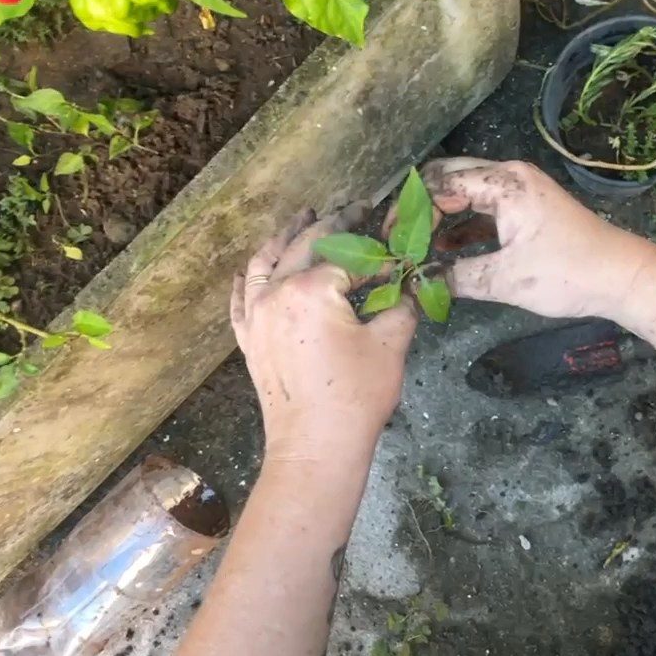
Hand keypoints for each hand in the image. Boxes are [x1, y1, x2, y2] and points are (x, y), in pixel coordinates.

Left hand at [231, 206, 417, 466]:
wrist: (314, 448)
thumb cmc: (356, 397)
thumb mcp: (391, 345)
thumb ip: (402, 304)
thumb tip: (414, 283)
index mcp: (312, 289)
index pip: (349, 255)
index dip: (377, 249)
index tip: (395, 242)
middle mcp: (276, 293)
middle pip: (304, 246)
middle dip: (331, 224)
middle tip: (353, 207)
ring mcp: (256, 316)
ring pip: (265, 262)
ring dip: (284, 236)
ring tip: (301, 217)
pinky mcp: (248, 339)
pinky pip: (241, 298)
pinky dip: (248, 277)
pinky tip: (253, 267)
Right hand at [422, 158, 655, 320]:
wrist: (621, 277)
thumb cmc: (568, 273)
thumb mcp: (506, 280)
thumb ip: (456, 277)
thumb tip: (418, 282)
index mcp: (504, 182)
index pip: (439, 185)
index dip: (411, 213)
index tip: (394, 241)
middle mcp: (509, 176)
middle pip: (448, 178)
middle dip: (421, 207)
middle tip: (399, 237)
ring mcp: (518, 190)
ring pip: (464, 193)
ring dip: (440, 217)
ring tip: (417, 246)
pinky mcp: (524, 209)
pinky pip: (482, 208)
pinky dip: (462, 226)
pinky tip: (446, 251)